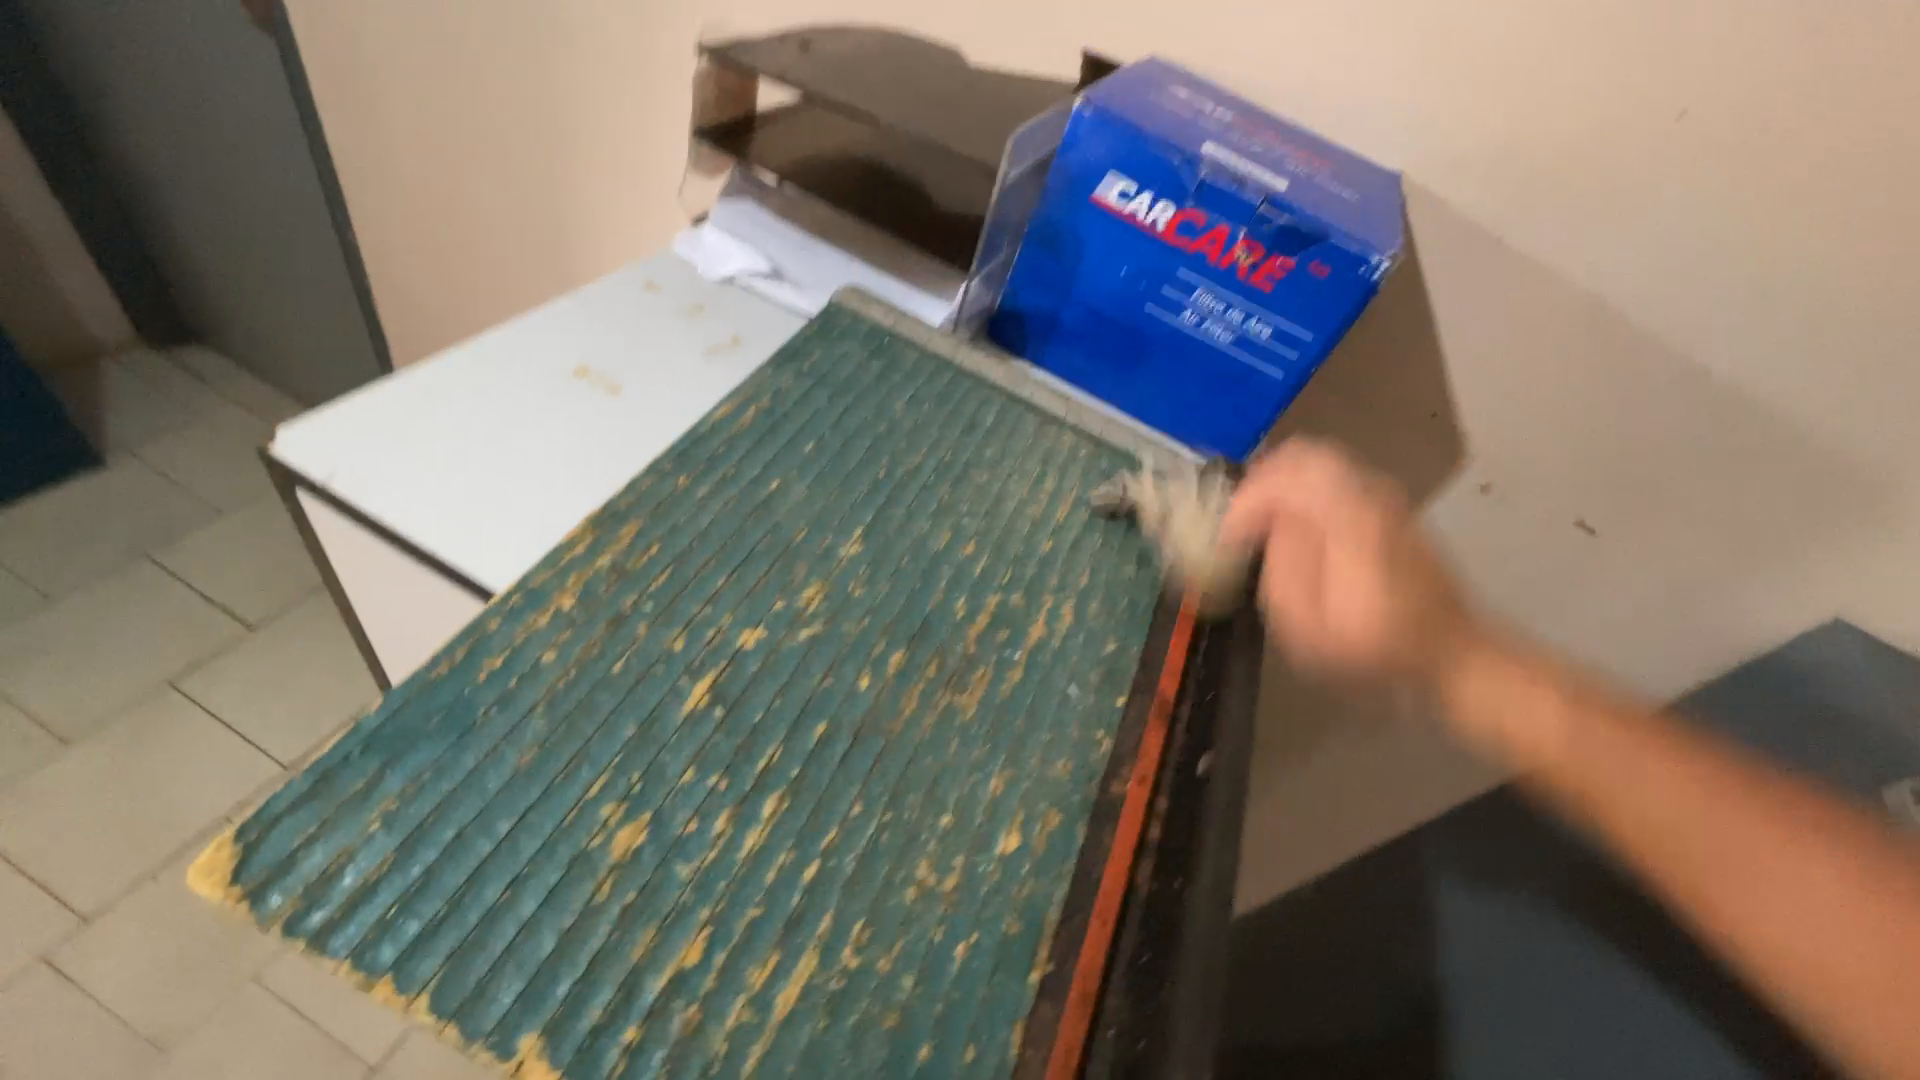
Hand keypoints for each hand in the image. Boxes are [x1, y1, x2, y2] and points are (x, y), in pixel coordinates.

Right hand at [1220, 438, 1478, 682]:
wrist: (1451, 649)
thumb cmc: (1378, 649)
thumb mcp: (1313, 629)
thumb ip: (1283, 573)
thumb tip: (1270, 528)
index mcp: (1351, 523)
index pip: (1285, 479)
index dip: (1246, 502)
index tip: (1228, 537)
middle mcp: (1371, 496)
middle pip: (1303, 455)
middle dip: (1260, 482)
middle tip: (1238, 518)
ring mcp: (1384, 495)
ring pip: (1318, 459)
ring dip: (1280, 482)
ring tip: (1258, 520)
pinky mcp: (1388, 503)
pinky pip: (1334, 474)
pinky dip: (1302, 487)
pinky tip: (1292, 523)